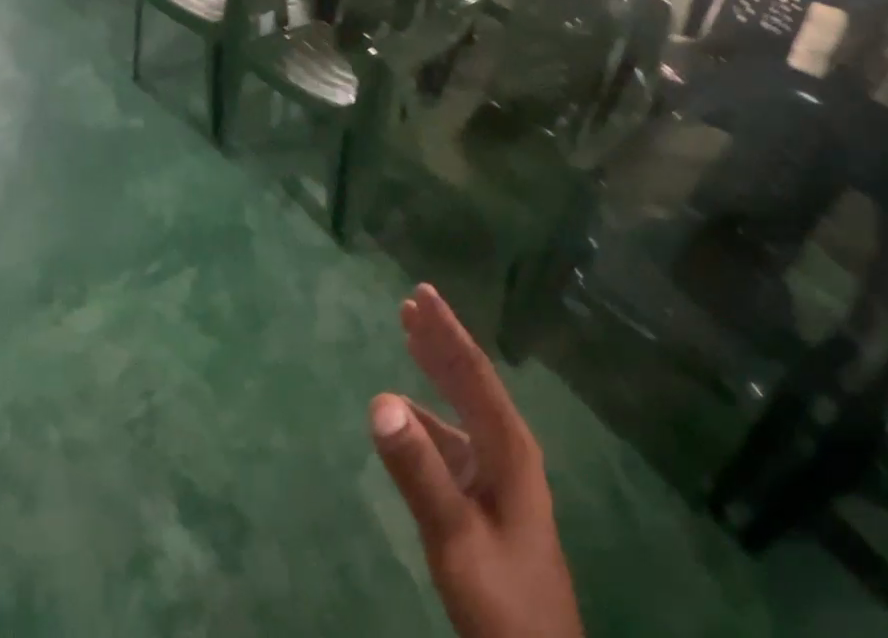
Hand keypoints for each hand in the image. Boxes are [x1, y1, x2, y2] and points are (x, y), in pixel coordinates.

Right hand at [370, 285, 582, 637]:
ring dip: (436, 371)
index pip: (472, 373)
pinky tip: (409, 413)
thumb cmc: (501, 593)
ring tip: (410, 337)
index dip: (446, 331)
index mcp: (509, 448)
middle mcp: (508, 450)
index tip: (420, 293)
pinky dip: (430, 414)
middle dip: (441, 340)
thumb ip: (418, 469)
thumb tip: (378, 400)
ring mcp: (500, 474)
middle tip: (410, 303)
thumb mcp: (454, 533)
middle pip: (471, 381)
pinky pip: (455, 438)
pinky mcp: (488, 497)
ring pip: (464, 406)